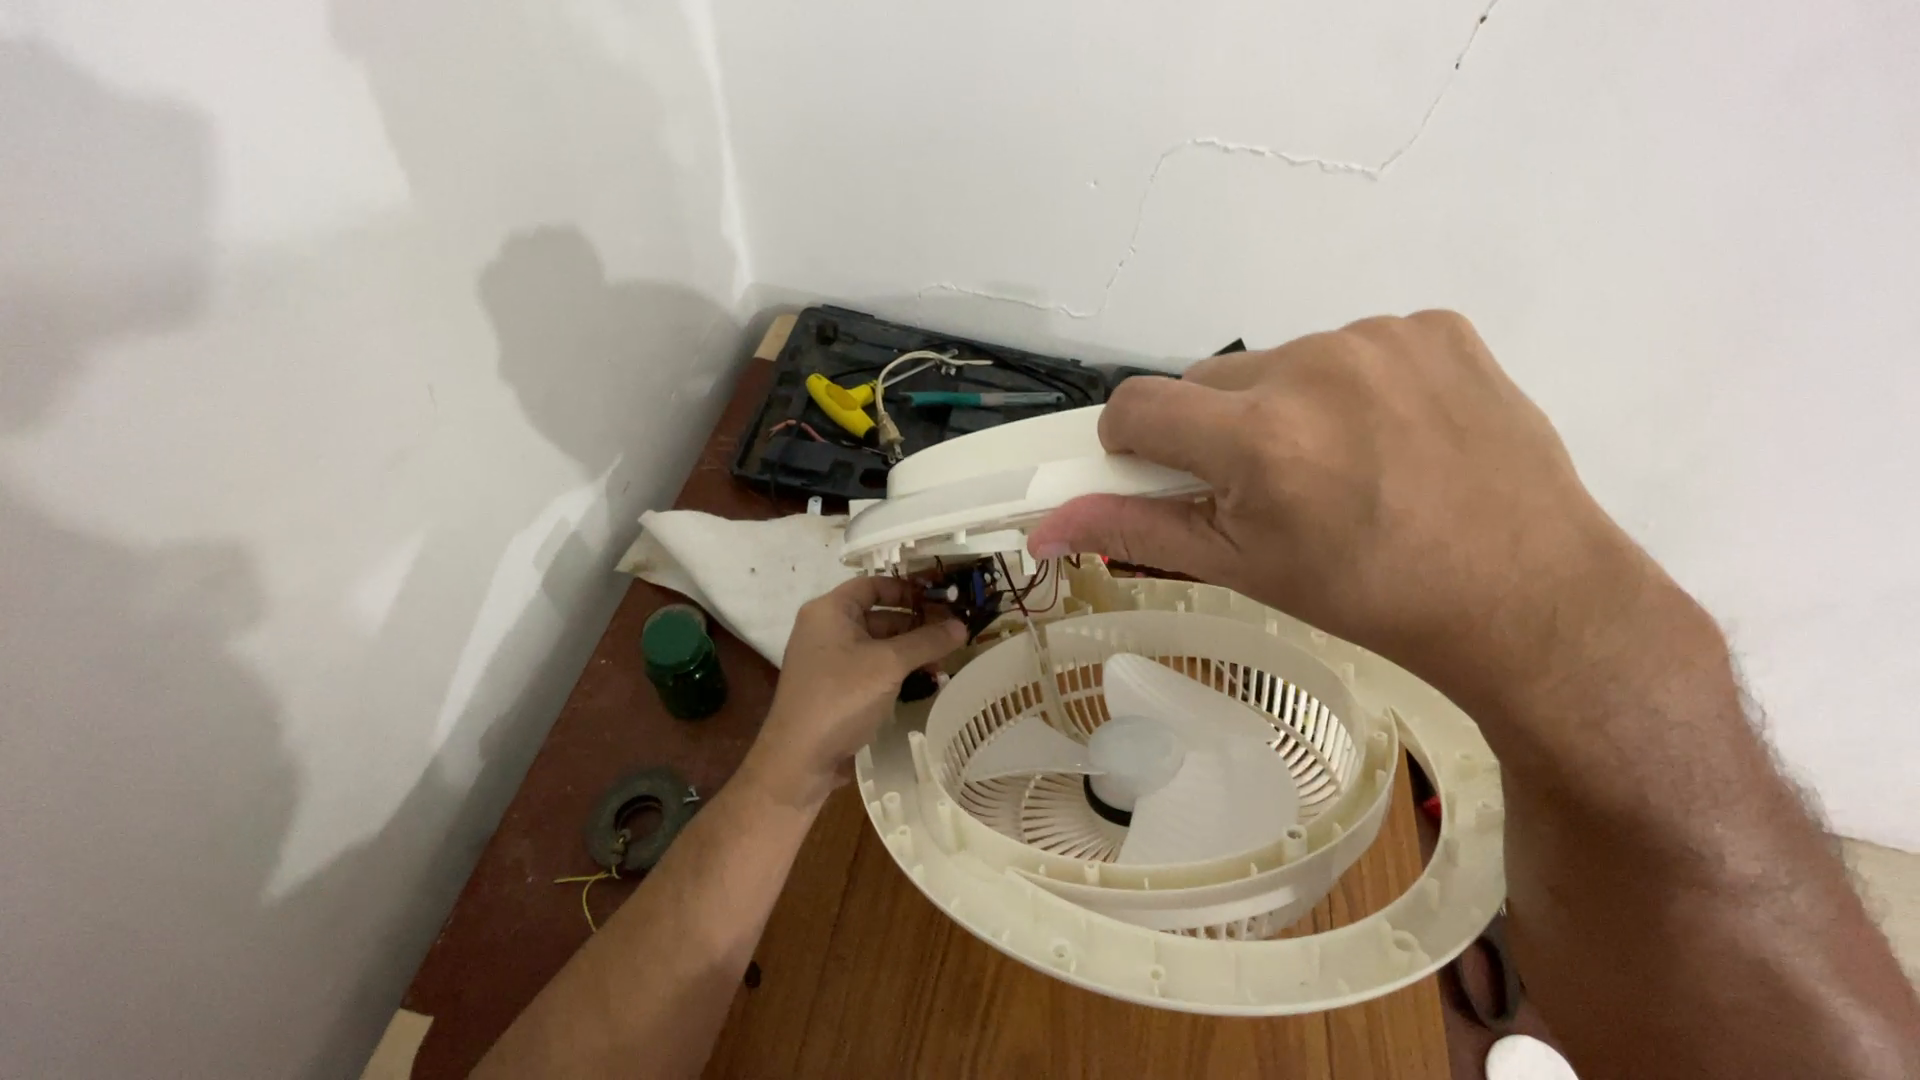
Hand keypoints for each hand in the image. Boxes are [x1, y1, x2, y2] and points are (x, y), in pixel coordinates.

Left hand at [740, 577, 966, 808]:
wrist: (799, 758)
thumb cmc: (841, 697)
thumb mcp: (890, 665)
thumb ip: (927, 641)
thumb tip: (962, 626)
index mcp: (829, 610)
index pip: (873, 584)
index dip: (907, 589)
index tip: (940, 599)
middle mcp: (824, 628)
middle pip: (878, 615)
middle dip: (916, 624)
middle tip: (951, 634)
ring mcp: (827, 660)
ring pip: (877, 644)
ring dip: (910, 651)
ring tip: (943, 663)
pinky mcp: (833, 687)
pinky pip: (870, 668)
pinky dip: (895, 671)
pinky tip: (923, 683)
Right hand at [1027, 311, 1673, 708]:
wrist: (1526, 597)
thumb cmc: (1367, 596)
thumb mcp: (1240, 567)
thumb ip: (1134, 531)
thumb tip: (1041, 528)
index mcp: (1258, 436)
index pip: (1136, 404)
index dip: (1132, 442)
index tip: (1163, 472)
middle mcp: (1313, 365)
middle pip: (1208, 381)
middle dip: (1213, 430)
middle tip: (1267, 487)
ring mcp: (1382, 336)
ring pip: (1280, 363)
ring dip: (1282, 407)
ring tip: (1341, 466)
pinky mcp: (1437, 326)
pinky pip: (1354, 346)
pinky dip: (1351, 386)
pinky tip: (1394, 437)